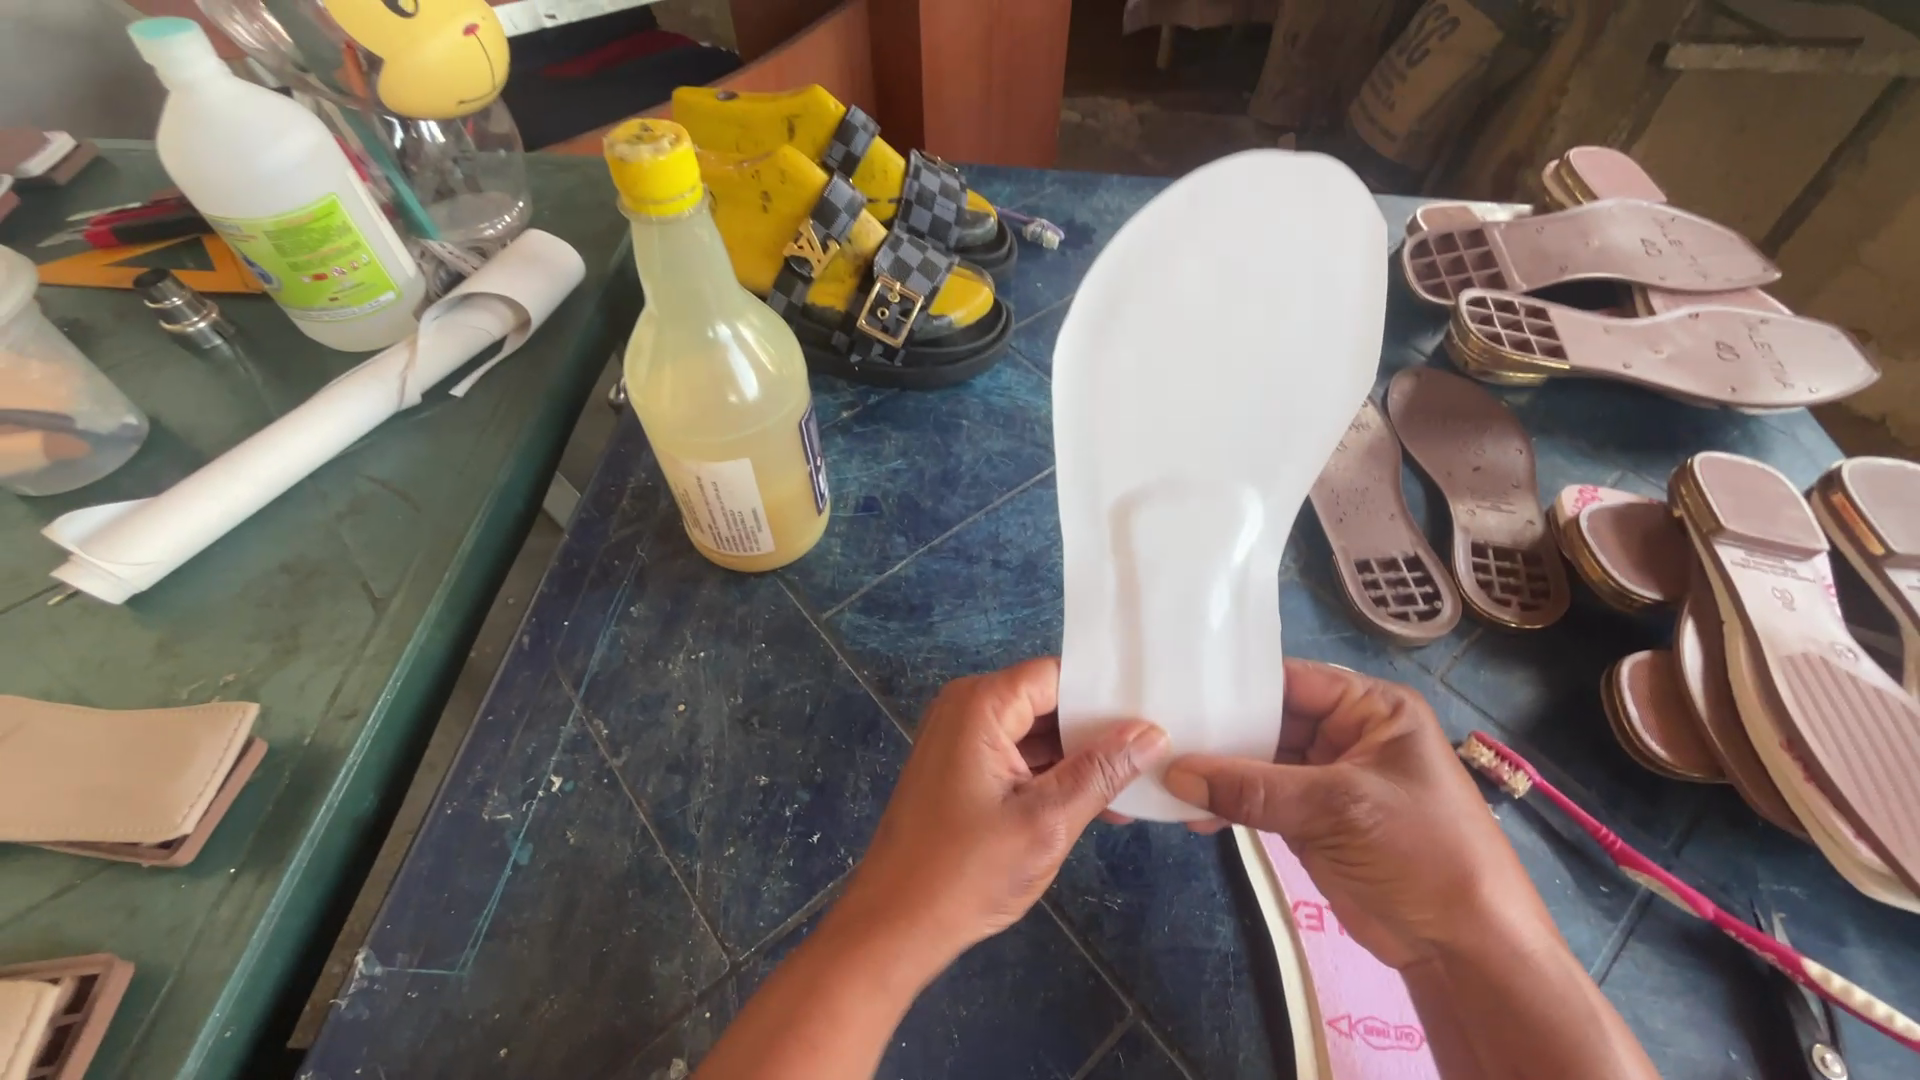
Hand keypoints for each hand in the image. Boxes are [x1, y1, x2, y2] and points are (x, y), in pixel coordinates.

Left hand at [833, 657, 1168, 969]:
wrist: (894, 926)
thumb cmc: (967, 872)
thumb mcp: (1046, 822)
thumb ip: (1101, 772)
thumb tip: (1151, 732)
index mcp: (981, 705)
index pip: (1057, 675)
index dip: (1105, 692)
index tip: (1156, 710)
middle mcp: (967, 709)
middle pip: (1048, 701)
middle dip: (1098, 729)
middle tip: (1160, 749)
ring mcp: (962, 740)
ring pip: (1037, 732)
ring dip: (1081, 759)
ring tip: (1142, 783)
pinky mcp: (962, 769)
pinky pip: (1019, 757)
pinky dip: (1054, 776)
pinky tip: (1100, 804)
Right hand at [1161, 659, 1553, 968]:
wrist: (1464, 949)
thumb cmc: (1421, 852)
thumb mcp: (1338, 806)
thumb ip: (1253, 788)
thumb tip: (1174, 775)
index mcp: (1370, 708)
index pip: (1290, 680)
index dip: (1235, 683)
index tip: (1177, 686)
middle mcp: (1345, 733)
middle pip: (1267, 719)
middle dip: (1218, 732)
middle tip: (1159, 732)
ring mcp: (1325, 778)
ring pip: (1256, 762)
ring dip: (1216, 773)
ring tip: (1163, 774)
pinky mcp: (1309, 818)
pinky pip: (1257, 799)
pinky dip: (1227, 806)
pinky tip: (1190, 813)